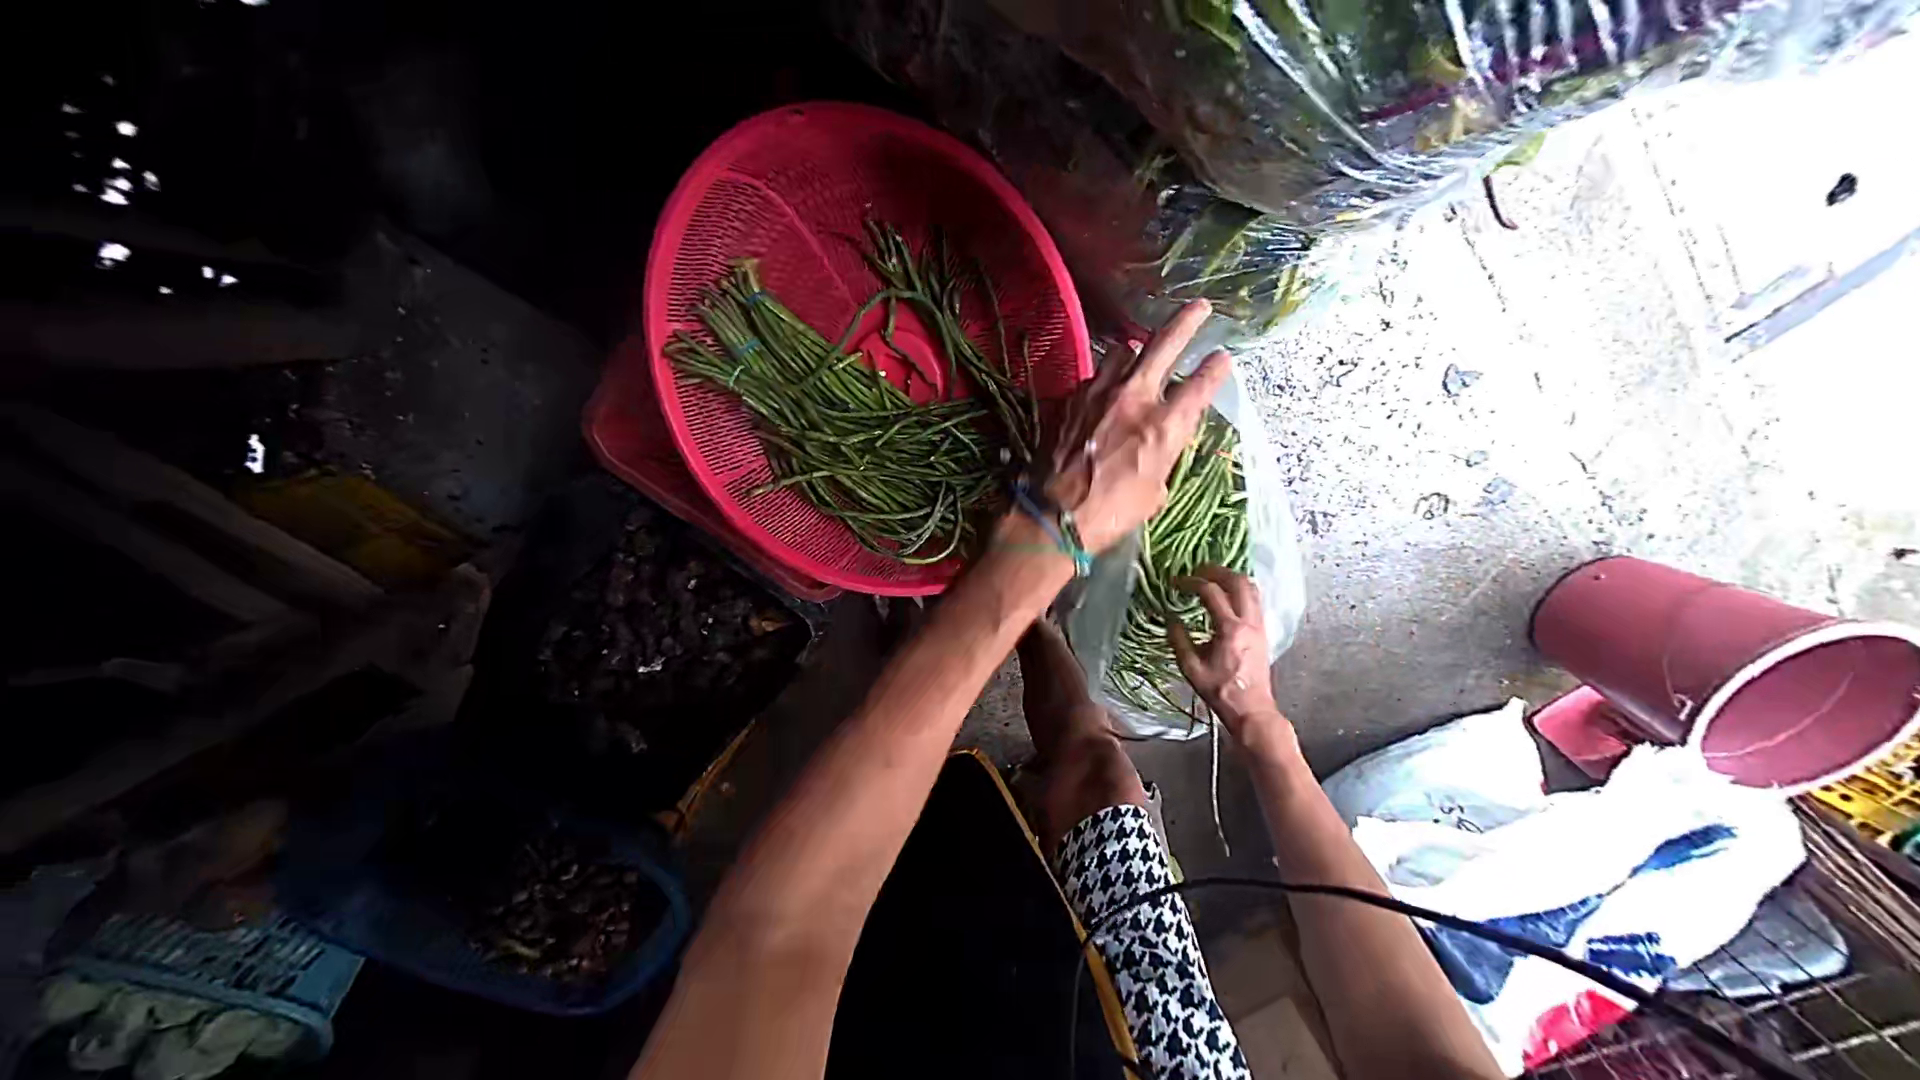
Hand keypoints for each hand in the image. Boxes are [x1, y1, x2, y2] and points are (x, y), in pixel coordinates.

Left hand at [1033, 300, 1230, 552]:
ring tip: (1138, 356)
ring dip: (1135, 352)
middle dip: (1186, 322)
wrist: (1053, 515)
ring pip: (1121, 353)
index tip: (1222, 357)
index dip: (1215, 369)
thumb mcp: (1154, 491)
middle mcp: (1132, 399)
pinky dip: (1104, 381)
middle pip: (1164, 345)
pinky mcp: (1069, 399)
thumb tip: (1161, 441)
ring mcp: (1097, 394)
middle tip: (1199, 308)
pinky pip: (1093, 378)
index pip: (1200, 385)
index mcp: (1163, 426)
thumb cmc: (1111, 513)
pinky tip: (1102, 394)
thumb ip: (1164, 454)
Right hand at [1168, 565, 1295, 755]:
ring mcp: (1259, 625)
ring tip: (1212, 577)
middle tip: (1197, 570)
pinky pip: (1255, 600)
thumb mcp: (1191, 668)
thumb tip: (1171, 618)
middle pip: (1237, 582)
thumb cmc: (1220, 691)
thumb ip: (1179, 640)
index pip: (1210, 593)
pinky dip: (1240, 589)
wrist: (1251, 709)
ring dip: (1231, 577)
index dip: (1191, 582)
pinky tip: (1227, 594)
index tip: (1176, 582)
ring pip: (1250, 588)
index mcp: (1229, 630)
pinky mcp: (1263, 631)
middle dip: (1216, 571)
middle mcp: (1248, 622)